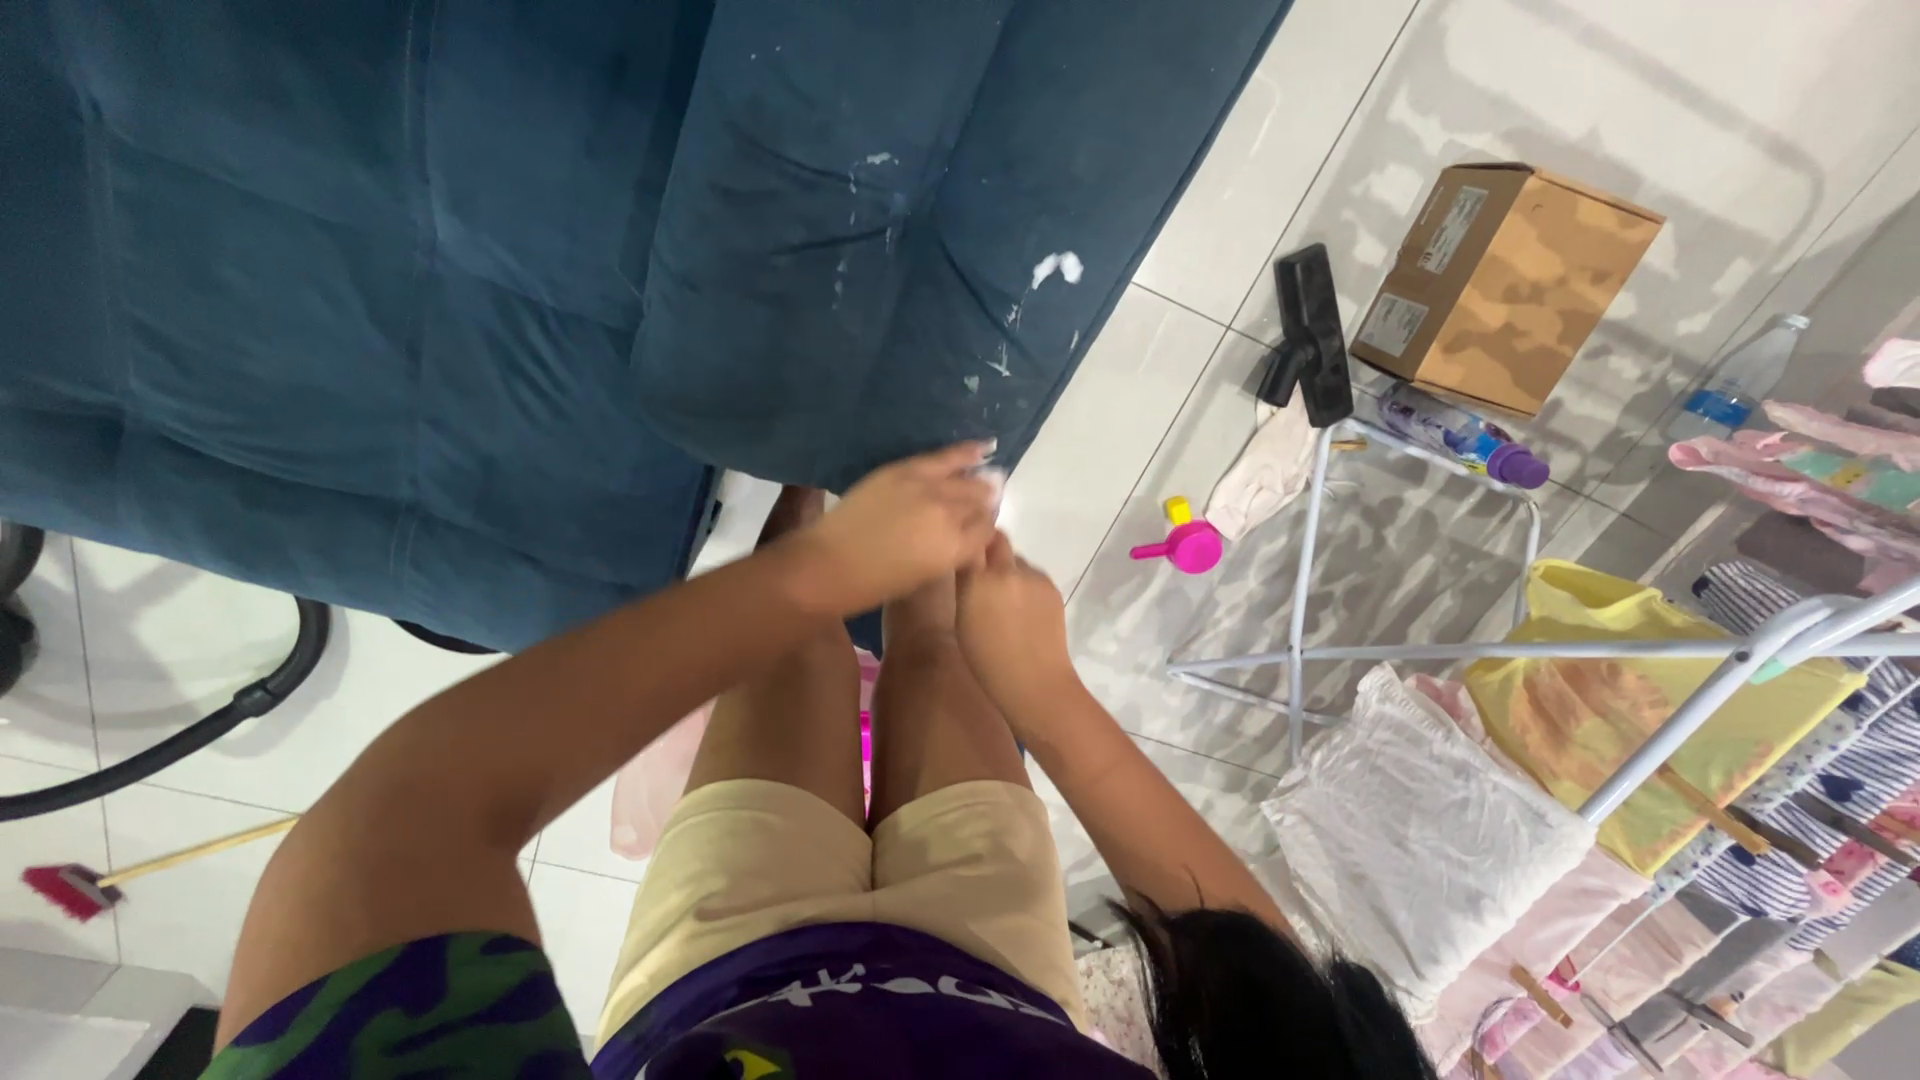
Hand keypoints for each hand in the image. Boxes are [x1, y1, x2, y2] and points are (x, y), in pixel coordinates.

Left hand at [786, 442, 1000, 615]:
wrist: (831, 563)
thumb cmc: (875, 583)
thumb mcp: (924, 574)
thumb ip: (949, 550)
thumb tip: (964, 531)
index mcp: (956, 549)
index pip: (987, 529)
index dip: (985, 525)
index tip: (981, 523)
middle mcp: (950, 517)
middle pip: (980, 503)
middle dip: (984, 502)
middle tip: (984, 501)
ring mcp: (929, 489)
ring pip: (967, 481)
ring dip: (978, 481)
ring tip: (989, 475)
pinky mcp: (907, 470)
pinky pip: (946, 457)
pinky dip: (968, 452)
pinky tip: (984, 447)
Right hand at [956, 532, 1079, 724]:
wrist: (1035, 680)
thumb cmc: (988, 660)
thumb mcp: (963, 622)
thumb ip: (967, 588)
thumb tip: (971, 568)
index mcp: (978, 580)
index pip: (971, 543)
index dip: (969, 543)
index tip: (967, 551)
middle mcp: (1006, 570)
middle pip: (998, 541)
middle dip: (992, 548)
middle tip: (987, 572)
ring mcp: (1033, 577)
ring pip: (1017, 560)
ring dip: (1010, 571)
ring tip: (1008, 602)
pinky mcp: (1052, 587)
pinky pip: (1034, 576)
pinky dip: (1027, 586)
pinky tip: (1026, 611)